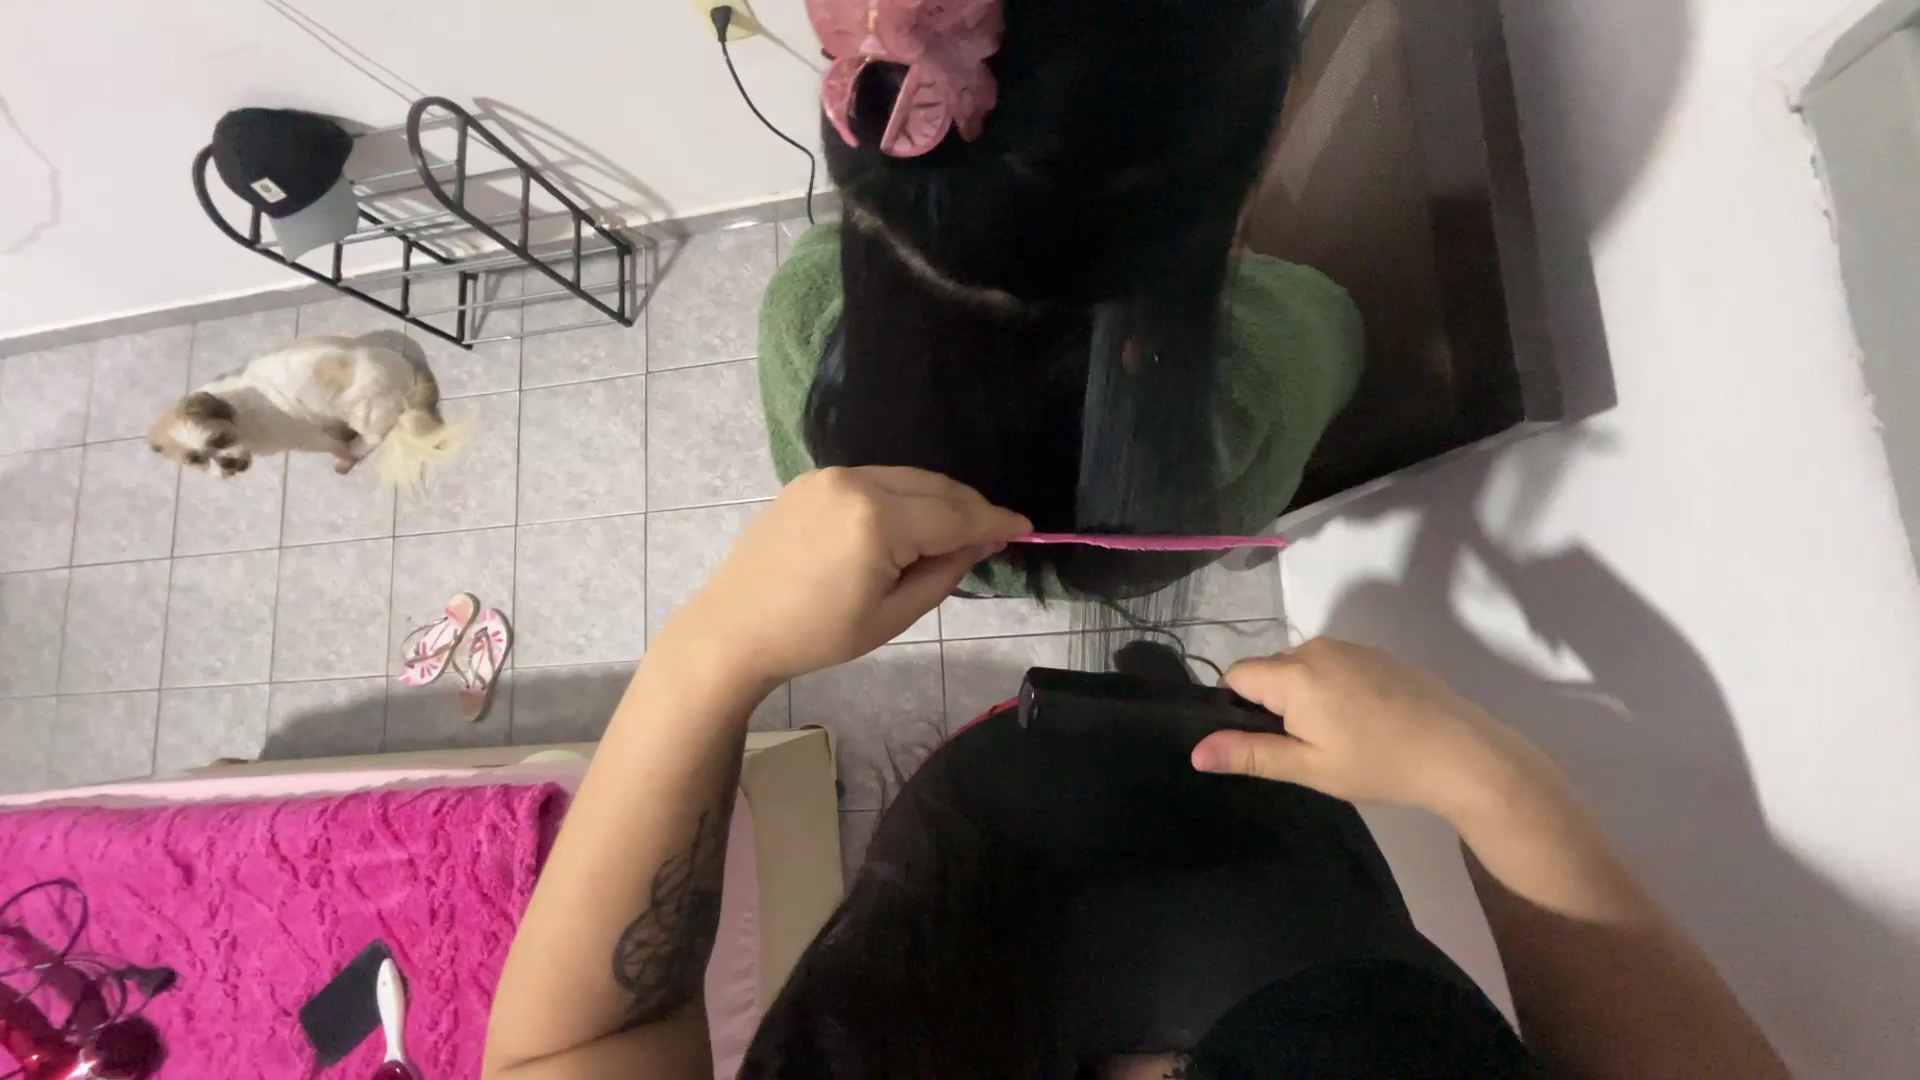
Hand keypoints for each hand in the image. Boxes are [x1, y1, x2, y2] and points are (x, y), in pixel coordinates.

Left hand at [666, 467, 1030, 686]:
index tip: (1026, 527)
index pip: (955, 514)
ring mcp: (830, 476)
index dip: (995, 521)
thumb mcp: (892, 616)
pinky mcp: (813, 479)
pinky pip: (877, 478)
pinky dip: (905, 495)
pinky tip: (911, 521)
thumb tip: (983, 541)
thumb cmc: (816, 636)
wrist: (735, 628)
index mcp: (876, 520)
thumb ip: (945, 572)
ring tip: (956, 531)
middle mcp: (855, 482)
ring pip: (908, 477)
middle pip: (936, 487)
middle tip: (993, 535)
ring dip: (939, 499)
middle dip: (971, 508)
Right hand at [1190, 638, 1557, 822]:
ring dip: (1302, 696)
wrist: (1466, 755)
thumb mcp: (1309, 767)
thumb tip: (1195, 751)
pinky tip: (1363, 720)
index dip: (1237, 708)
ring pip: (1299, 668)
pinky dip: (1331, 688)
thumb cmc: (1379, 764)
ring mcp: (1348, 647)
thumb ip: (1249, 754)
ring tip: (1338, 735)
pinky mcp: (1374, 653)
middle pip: (1268, 671)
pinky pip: (1330, 665)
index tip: (1264, 740)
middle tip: (1306, 746)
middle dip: (1272, 703)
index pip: (1235, 676)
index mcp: (1293, 674)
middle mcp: (1314, 648)